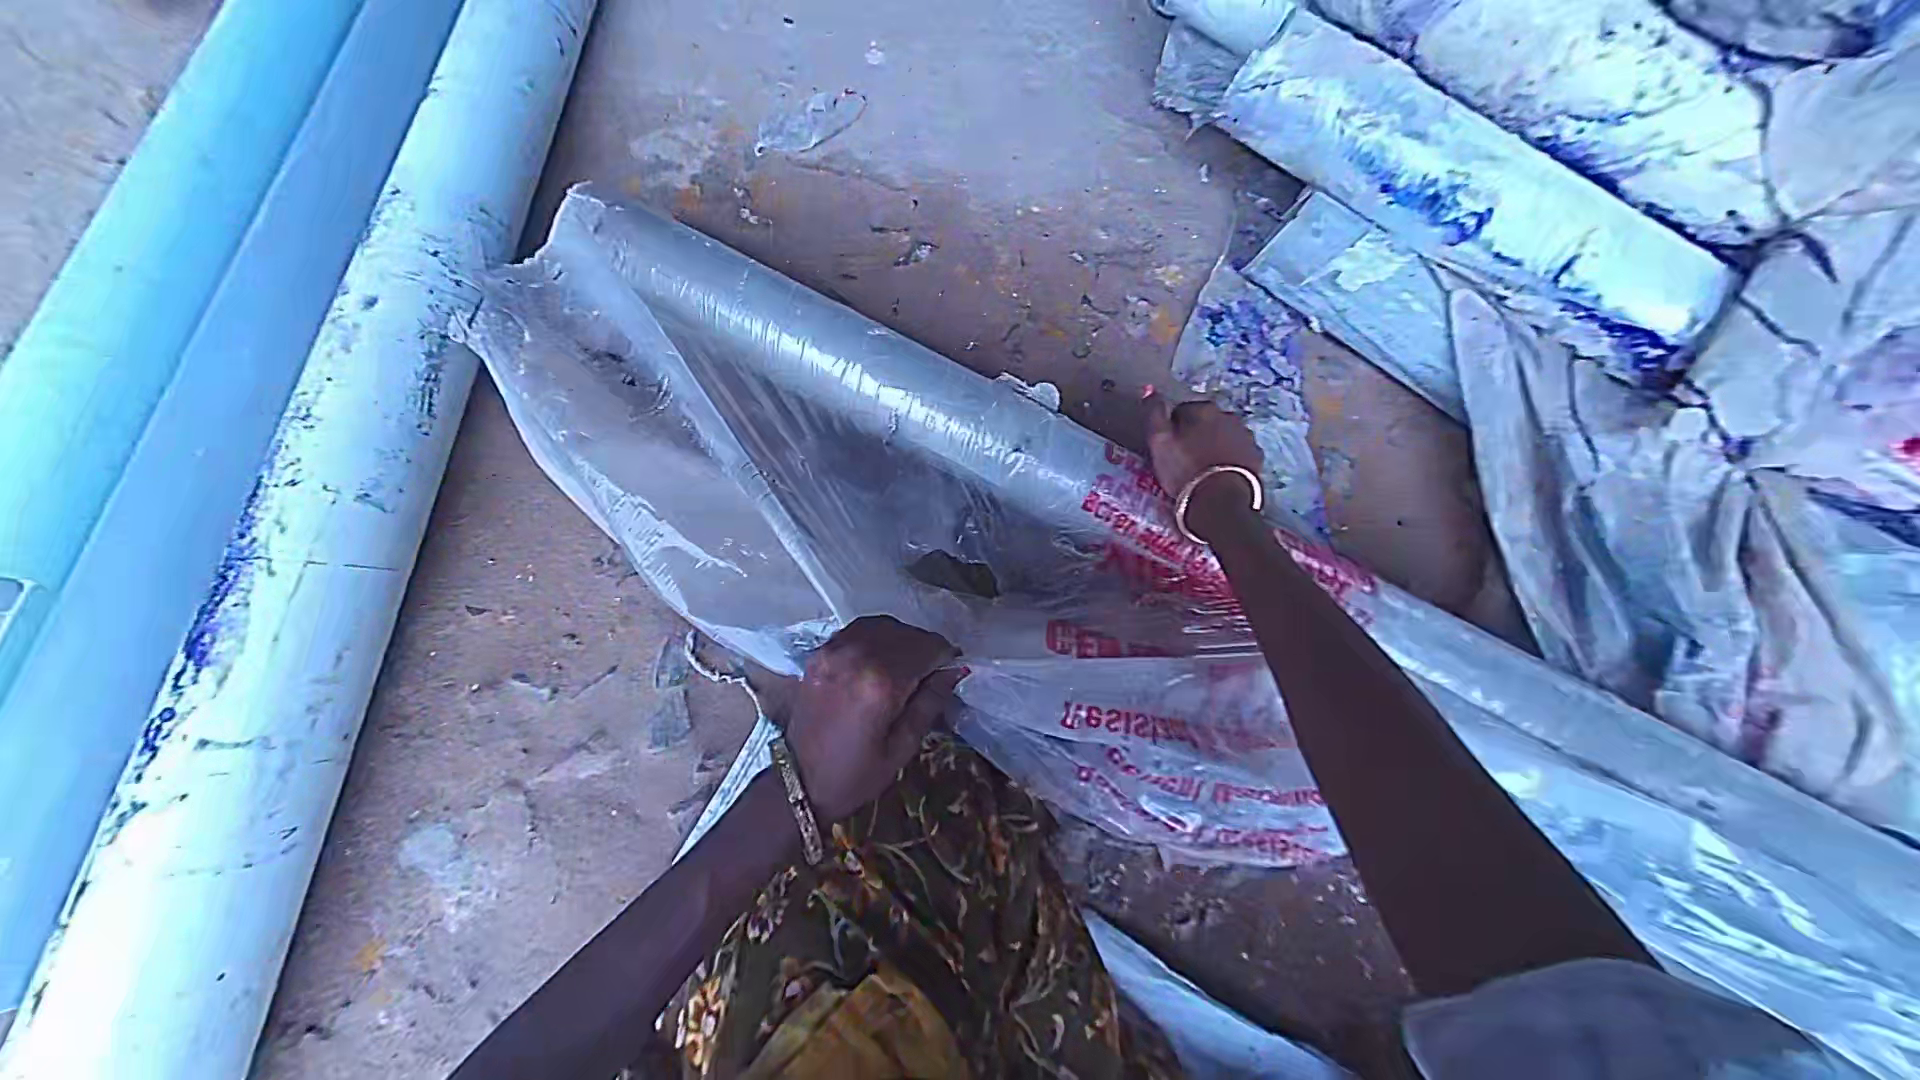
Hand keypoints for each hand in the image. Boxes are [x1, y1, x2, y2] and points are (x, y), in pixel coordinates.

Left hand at [782, 615, 960, 821]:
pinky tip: (881, 658)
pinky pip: (858, 630)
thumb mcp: (903, 747)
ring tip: (907, 664)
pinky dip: (876, 637)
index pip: (927, 647)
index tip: (951, 669)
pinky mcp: (820, 653)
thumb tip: (954, 670)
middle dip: (925, 648)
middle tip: (932, 671)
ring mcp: (834, 650)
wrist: (797, 781)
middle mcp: (857, 656)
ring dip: (902, 639)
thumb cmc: (854, 774)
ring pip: (883, 625)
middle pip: (907, 633)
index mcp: (881, 683)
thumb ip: (930, 702)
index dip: (945, 656)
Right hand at [1145, 392, 1263, 497]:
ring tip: (1203, 467)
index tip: (1168, 447)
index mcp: (1202, 409)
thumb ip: (1154, 413)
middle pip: (1206, 421)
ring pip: (1224, 435)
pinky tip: (1220, 473)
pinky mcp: (1256, 455)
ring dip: (1215, 444)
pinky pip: (1238, 451)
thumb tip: (1151, 388)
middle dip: (1196, 434)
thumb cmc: (1184, 469)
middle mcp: (1228, 415)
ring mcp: (1246, 435)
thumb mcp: (1159, 441)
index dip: (1172, 429)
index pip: (1181, 410)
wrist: (1220, 500)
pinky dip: (1230, 457)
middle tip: (1185, 458)